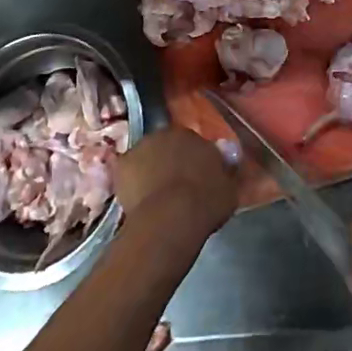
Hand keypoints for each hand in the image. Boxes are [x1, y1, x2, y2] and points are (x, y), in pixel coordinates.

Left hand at [114, 127, 238, 243]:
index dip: (194, 161)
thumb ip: (226, 171)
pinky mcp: (122, 163)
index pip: (195, 144)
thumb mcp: (229, 188)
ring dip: (151, 168)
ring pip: (147, 156)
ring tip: (155, 195)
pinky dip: (132, 181)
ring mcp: (142, 146)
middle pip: (169, 146)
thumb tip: (225, 162)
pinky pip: (129, 171)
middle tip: (176, 185)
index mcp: (195, 135)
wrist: (170, 217)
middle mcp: (168, 133)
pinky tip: (138, 199)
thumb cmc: (205, 202)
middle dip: (172, 160)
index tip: (196, 177)